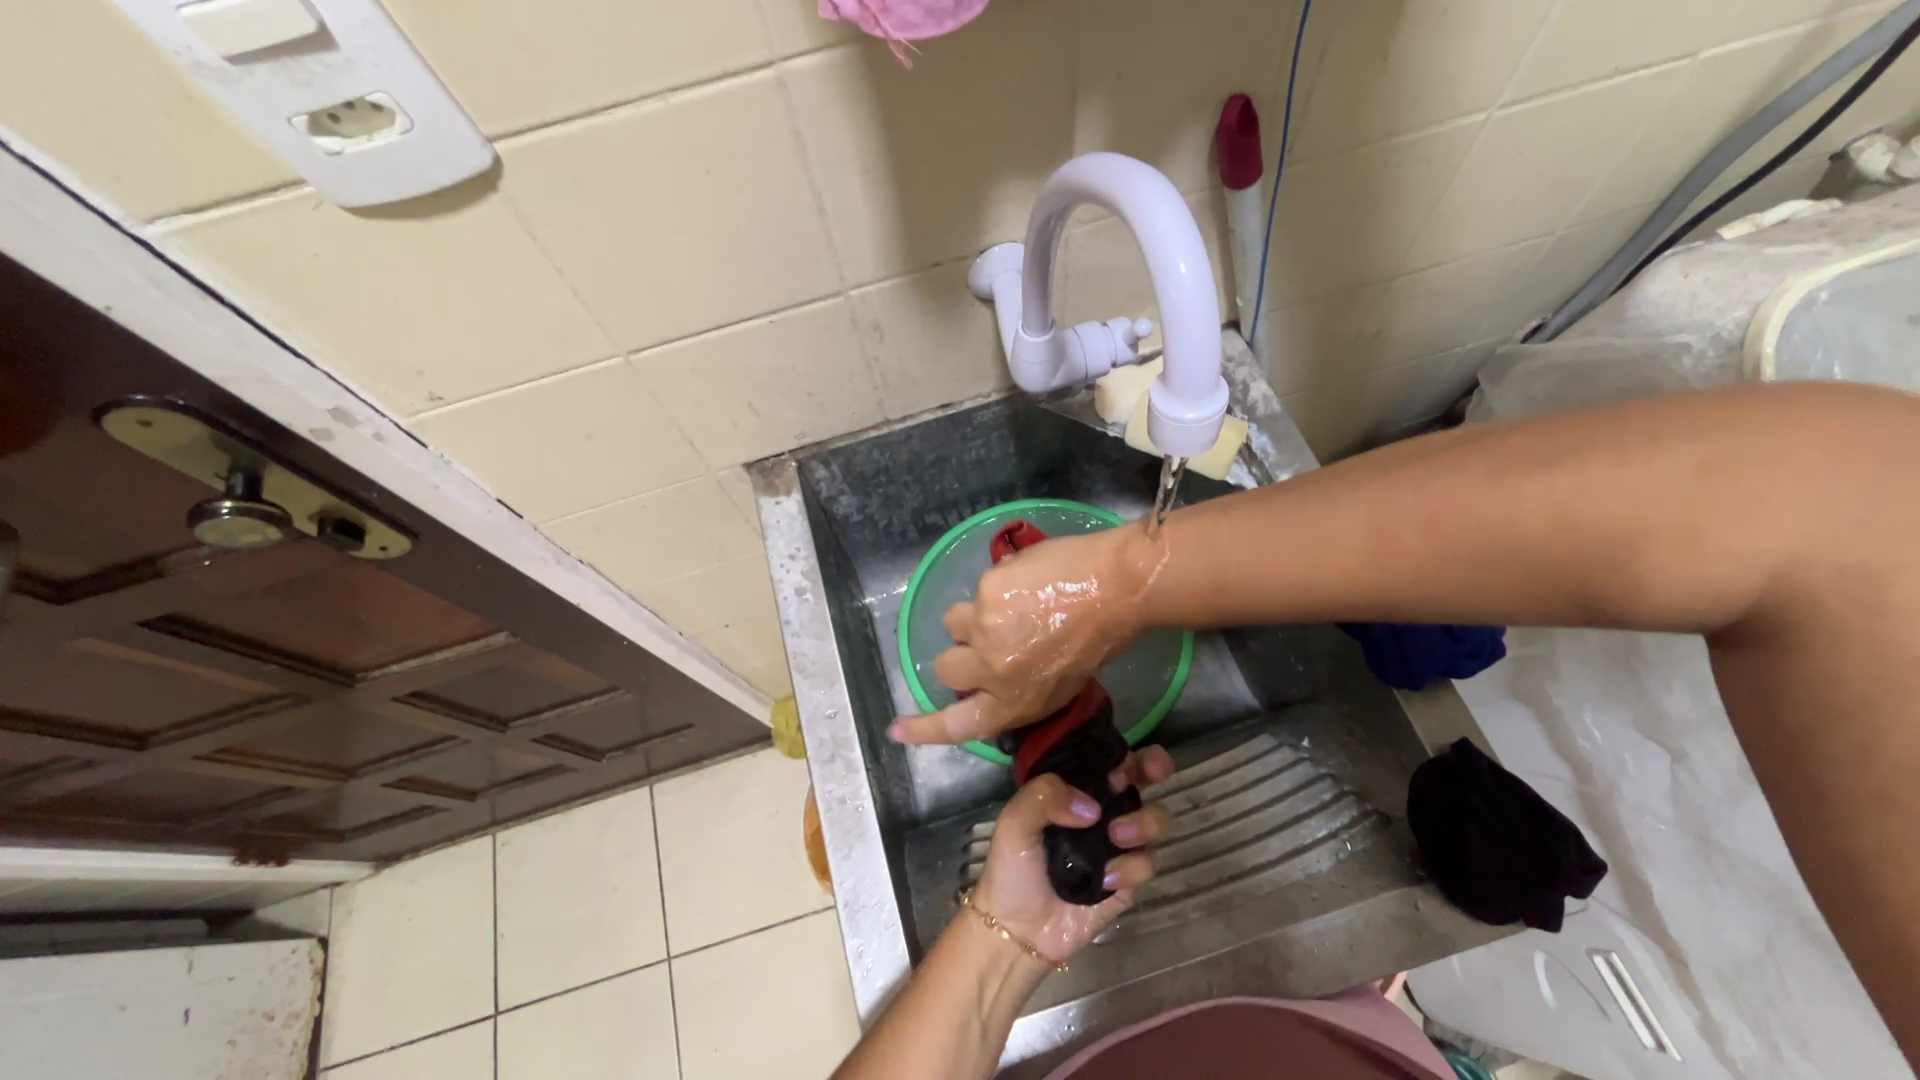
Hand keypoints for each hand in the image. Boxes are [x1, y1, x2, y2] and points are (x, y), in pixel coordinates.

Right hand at [891, 525, 1166, 745]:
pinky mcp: (985, 589)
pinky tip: (1028, 580)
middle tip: (985, 643)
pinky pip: (977, 589)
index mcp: (1015, 700)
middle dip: (959, 656)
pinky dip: (997, 586)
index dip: (923, 729)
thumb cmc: (1101, 641)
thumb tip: (997, 677)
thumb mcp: (1063, 685)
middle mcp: (992, 669)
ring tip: (1010, 607)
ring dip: (973, 619)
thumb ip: (1023, 689)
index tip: (896, 729)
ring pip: (953, 624)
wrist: (1116, 586)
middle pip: (945, 668)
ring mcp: (984, 627)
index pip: (957, 724)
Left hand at [970, 747, 1174, 964]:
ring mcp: (1117, 845)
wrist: (1017, 929)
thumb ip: (1045, 796)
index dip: (1125, 751)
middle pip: (1142, 778)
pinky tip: (1105, 881)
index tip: (1130, 756)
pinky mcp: (1127, 880)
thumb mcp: (1014, 821)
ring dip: (1143, 821)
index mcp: (1072, 790)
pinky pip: (1147, 863)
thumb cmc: (1011, 868)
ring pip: (1154, 818)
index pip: (1105, 759)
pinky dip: (1130, 869)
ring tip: (1116, 836)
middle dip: (1155, 768)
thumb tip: (1091, 807)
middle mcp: (1101, 810)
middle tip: (1153, 773)